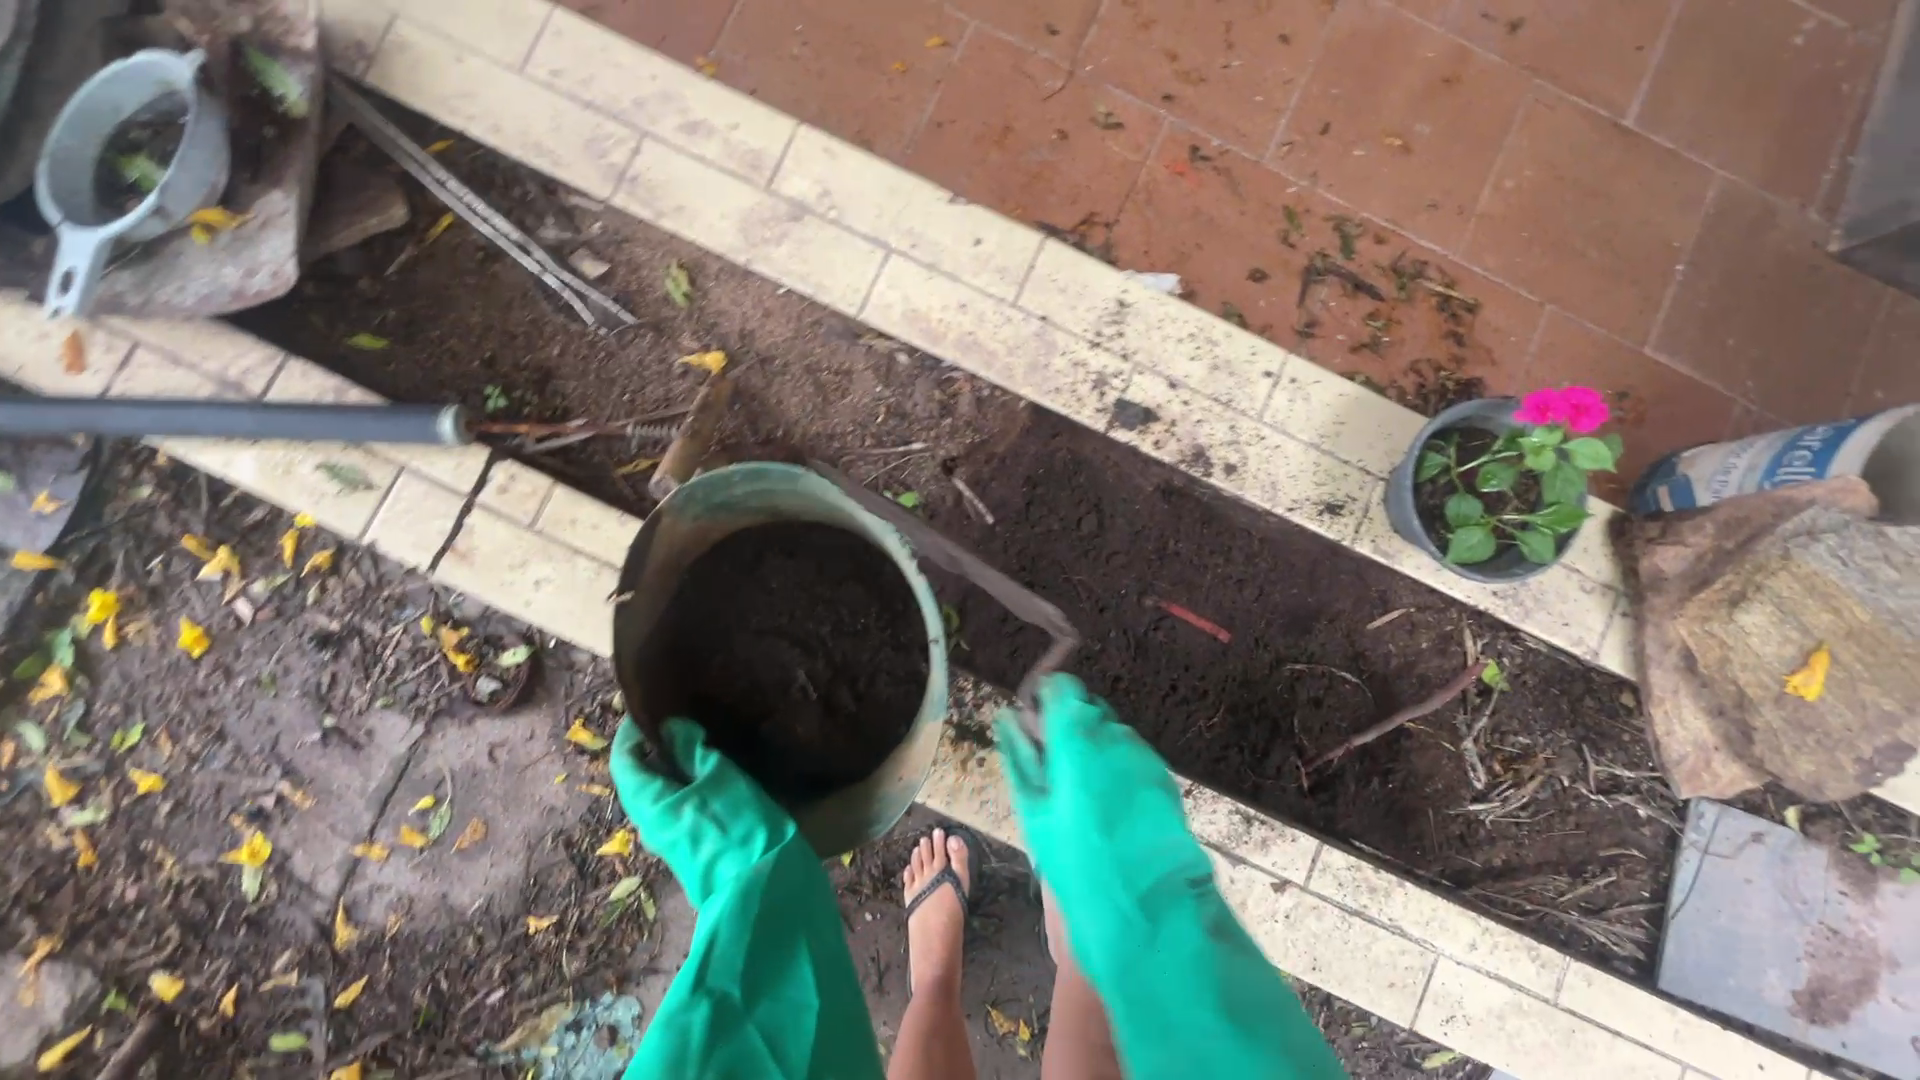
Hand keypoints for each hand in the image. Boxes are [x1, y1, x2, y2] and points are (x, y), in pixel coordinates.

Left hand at [609, 716, 797, 907]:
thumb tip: (670, 728)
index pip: (623, 761)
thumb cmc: (737, 826)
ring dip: (673, 767)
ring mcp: (666, 840)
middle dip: (655, 747)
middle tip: (682, 719)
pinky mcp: (686, 849)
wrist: (762, 889)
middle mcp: (648, 824)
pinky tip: (710, 774)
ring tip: (700, 741)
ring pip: (659, 795)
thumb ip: (692, 749)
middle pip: (639, 778)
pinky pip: (675, 808)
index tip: (654, 708)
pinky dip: (684, 785)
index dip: (632, 732)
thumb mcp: (720, 776)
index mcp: (647, 804)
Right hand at [993, 675, 1214, 967]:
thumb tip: (1007, 719)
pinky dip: (1119, 771)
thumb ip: (1020, 758)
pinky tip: (1113, 808)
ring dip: (1095, 751)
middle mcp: (1114, 734)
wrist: (1147, 905)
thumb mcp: (1034, 812)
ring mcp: (1144, 754)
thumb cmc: (1076, 860)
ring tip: (1086, 798)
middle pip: (1087, 710)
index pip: (1062, 687)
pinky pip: (1133, 759)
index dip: (1047, 700)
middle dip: (1070, 730)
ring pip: (1111, 735)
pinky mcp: (1164, 776)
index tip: (1037, 726)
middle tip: (1056, 771)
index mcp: (1077, 736)